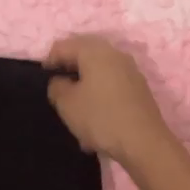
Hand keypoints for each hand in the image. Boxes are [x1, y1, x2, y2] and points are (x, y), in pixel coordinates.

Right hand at [45, 35, 175, 167]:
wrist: (145, 143)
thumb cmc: (101, 118)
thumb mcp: (67, 104)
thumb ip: (57, 87)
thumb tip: (59, 81)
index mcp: (93, 50)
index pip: (63, 46)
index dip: (50, 60)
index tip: (44, 78)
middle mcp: (112, 52)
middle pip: (83, 54)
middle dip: (69, 69)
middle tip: (59, 88)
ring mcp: (129, 68)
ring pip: (99, 70)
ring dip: (86, 82)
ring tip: (78, 106)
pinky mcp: (139, 87)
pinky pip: (112, 82)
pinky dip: (101, 92)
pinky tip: (97, 115)